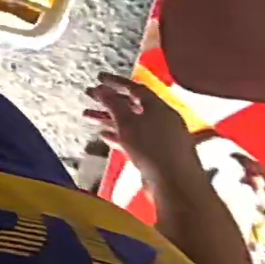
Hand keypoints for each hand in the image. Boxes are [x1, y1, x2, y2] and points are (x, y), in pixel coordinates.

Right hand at [84, 72, 204, 188]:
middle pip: (132, 105)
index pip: (136, 88)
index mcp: (160, 108)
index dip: (115, 81)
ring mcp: (161, 138)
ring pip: (131, 123)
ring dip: (109, 118)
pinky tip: (104, 136)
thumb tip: (101, 88)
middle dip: (108, 100)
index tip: (98, 78)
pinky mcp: (158, 154)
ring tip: (88, 116)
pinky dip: (118, 135)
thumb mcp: (127, 122)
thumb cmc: (151, 148)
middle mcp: (163, 120)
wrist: (176, 185)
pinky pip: (135, 138)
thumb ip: (113, 103)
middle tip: (89, 95)